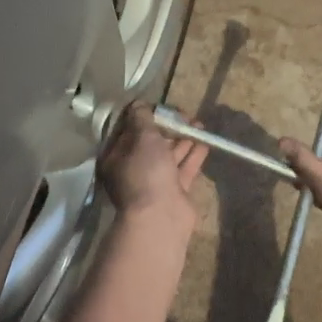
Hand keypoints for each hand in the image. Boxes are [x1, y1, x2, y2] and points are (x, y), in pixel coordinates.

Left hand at [100, 103, 206, 229]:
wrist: (161, 217)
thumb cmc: (145, 172)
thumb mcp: (142, 138)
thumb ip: (142, 118)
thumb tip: (139, 104)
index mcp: (116, 156)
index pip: (128, 129)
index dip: (144, 115)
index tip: (161, 105)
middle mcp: (133, 168)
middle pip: (151, 141)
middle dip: (168, 126)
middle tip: (184, 114)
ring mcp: (154, 180)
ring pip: (169, 154)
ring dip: (183, 138)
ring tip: (198, 123)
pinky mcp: (174, 190)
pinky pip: (184, 167)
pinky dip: (194, 153)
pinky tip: (205, 140)